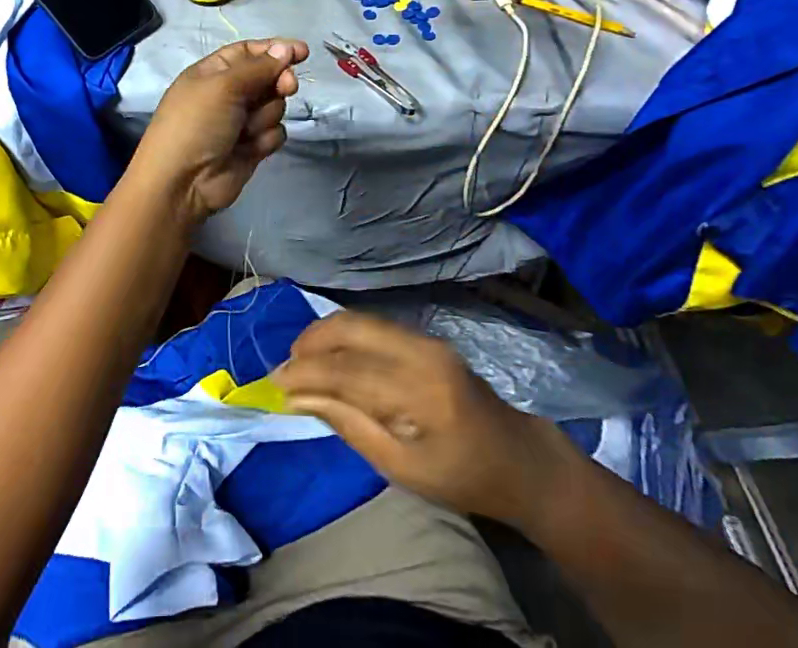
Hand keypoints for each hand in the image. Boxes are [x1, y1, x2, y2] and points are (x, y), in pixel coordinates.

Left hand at [127, 38, 307, 225]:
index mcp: (213, 72)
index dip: (275, 50)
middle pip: (268, 77)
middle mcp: (228, 94)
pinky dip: (265, 139)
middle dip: (279, 81)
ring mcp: (240, 122)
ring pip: (275, 106)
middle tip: (286, 87)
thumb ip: (258, 66)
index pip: (249, 52)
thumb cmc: (196, 124)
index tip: (302, 52)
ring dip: (265, 116)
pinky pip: (275, 133)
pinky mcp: (252, 147)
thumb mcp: (223, 86)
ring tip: (245, 131)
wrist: (183, 182)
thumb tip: (286, 48)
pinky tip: (250, 149)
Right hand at [273, 311, 580, 528]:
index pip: (347, 370)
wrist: (522, 460)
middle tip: (286, 368)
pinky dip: (344, 338)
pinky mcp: (426, 340)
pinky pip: (373, 328)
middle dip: (310, 342)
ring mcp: (426, 341)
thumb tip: (297, 398)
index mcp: (420, 391)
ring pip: (360, 321)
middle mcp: (422, 353)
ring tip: (302, 363)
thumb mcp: (401, 467)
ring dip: (324, 337)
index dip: (305, 373)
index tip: (275, 384)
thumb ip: (348, 425)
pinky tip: (331, 358)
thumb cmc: (463, 477)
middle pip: (351, 329)